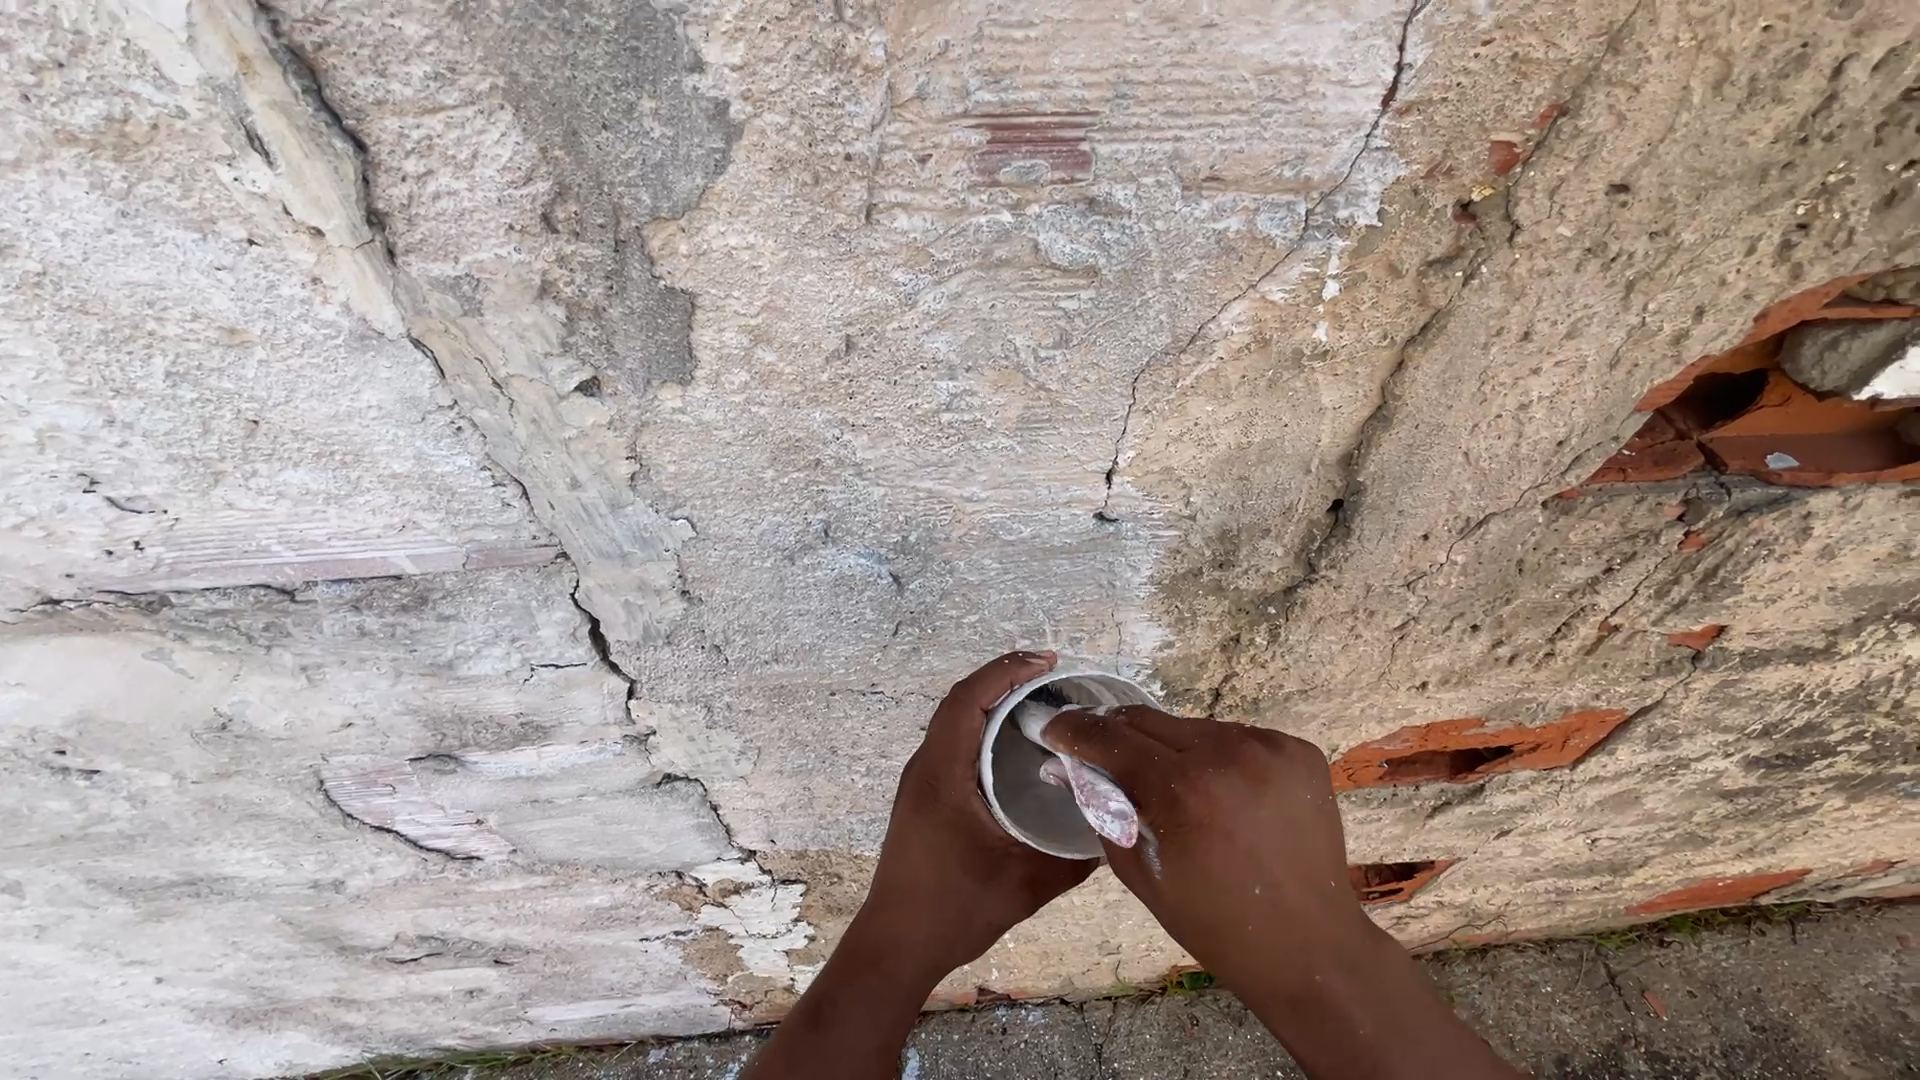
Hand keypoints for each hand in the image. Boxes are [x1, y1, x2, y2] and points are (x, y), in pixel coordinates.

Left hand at [854, 650, 1096, 980]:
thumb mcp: (1023, 886)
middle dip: (1003, 678)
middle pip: (959, 702)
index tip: (1047, 661)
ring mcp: (920, 782)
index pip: (968, 700)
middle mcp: (926, 768)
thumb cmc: (953, 910)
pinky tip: (1010, 745)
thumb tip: (1113, 828)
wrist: (895, 945)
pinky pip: (952, 743)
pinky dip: (981, 727)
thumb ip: (1072, 858)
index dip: (1005, 671)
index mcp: (942, 774)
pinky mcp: (922, 797)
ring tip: (1036, 699)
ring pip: (953, 721)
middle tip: (1050, 674)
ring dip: (990, 701)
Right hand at [1045, 707, 1524, 1079]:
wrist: (1309, 946)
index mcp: (1181, 791)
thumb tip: (1065, 764)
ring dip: (1169, 746)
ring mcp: (1268, 747)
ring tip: (1169, 781)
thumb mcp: (1138, 871)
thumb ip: (1100, 807)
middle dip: (1116, 734)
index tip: (1053, 728)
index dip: (1074, 730)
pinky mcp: (1298, 749)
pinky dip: (1216, 754)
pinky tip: (1219, 788)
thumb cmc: (1213, 922)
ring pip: (1191, 726)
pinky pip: (1235, 736)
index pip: (1109, 738)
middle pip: (1147, 720)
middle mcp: (1226, 754)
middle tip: (1099, 751)